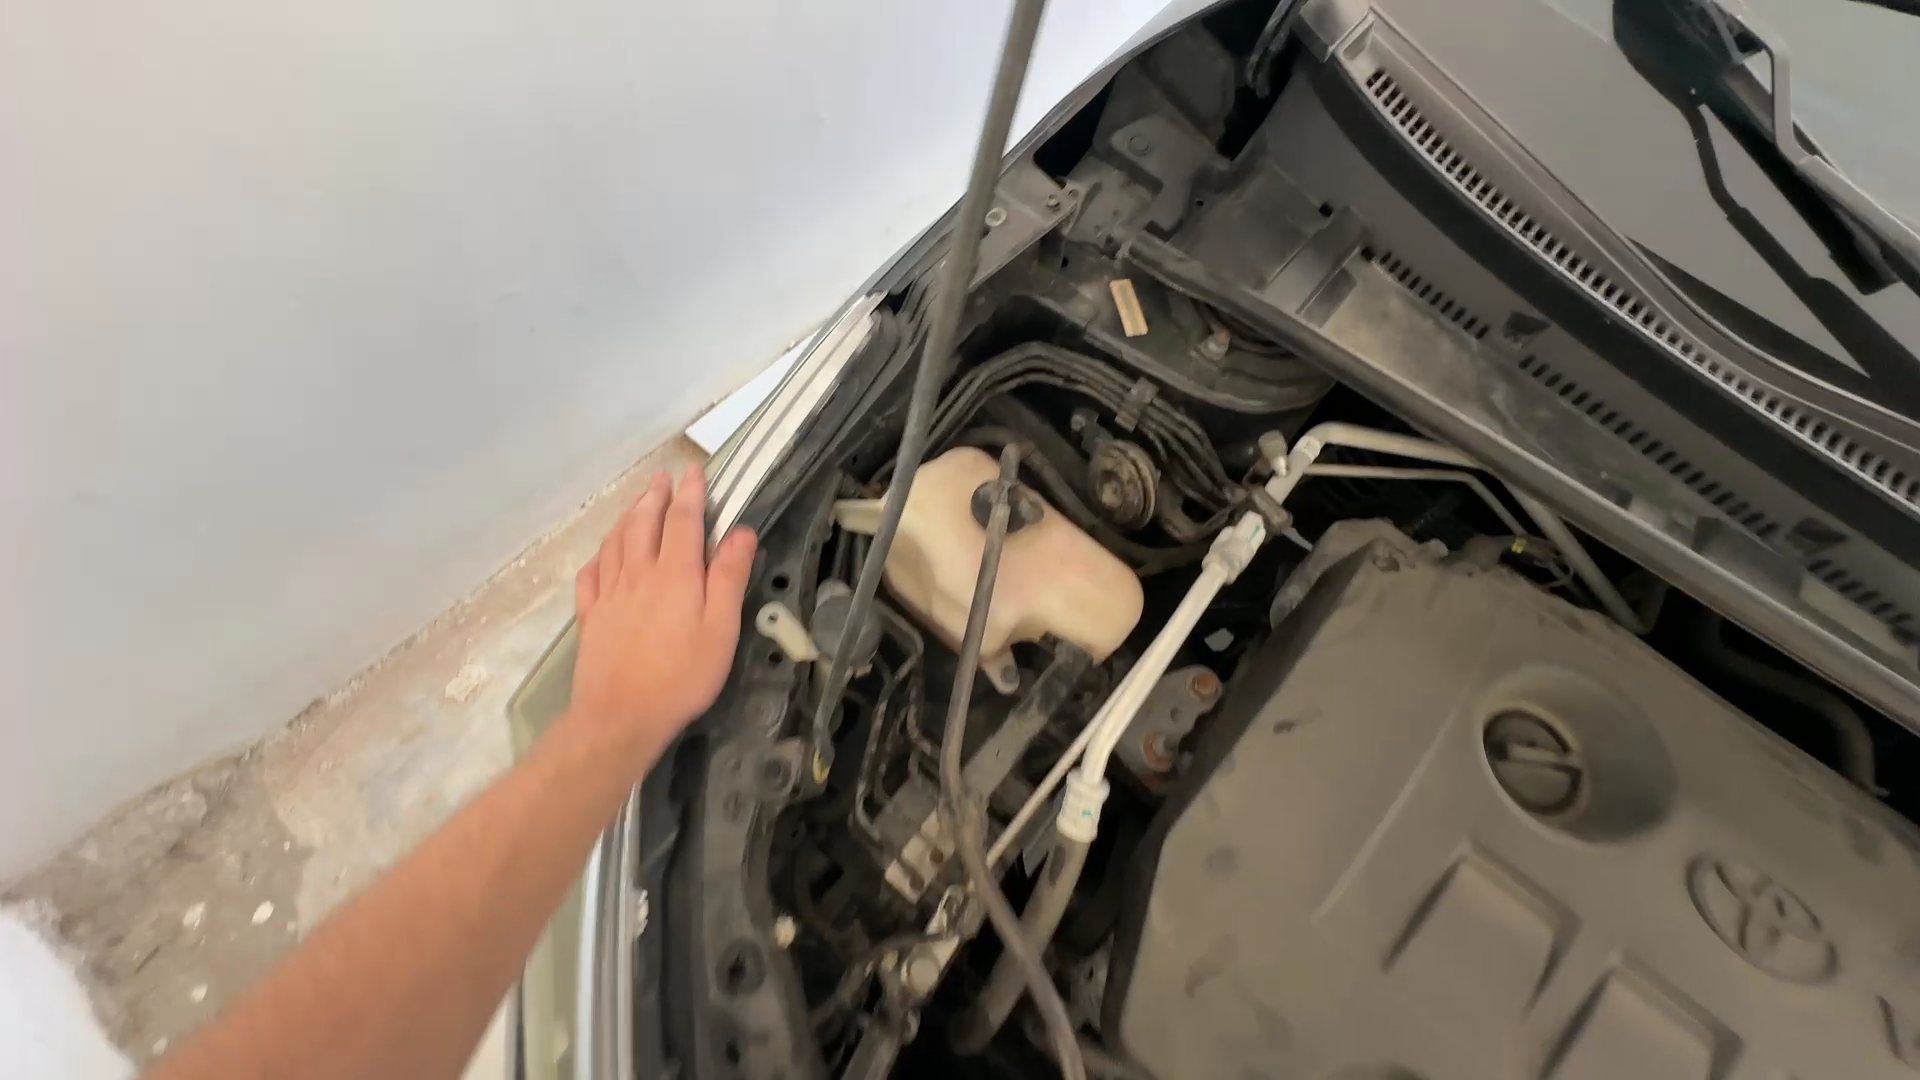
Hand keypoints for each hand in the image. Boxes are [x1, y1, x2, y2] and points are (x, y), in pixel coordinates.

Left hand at [567, 463, 757, 761]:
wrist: (621, 716)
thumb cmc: (683, 674)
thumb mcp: (721, 627)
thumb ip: (729, 576)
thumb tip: (740, 532)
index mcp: (675, 573)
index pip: (683, 521)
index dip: (691, 493)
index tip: (695, 471)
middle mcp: (638, 573)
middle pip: (644, 523)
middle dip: (656, 496)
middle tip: (664, 477)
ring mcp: (608, 593)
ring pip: (616, 541)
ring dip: (628, 515)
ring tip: (638, 502)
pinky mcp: (590, 616)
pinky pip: (592, 572)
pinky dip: (600, 554)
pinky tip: (604, 553)